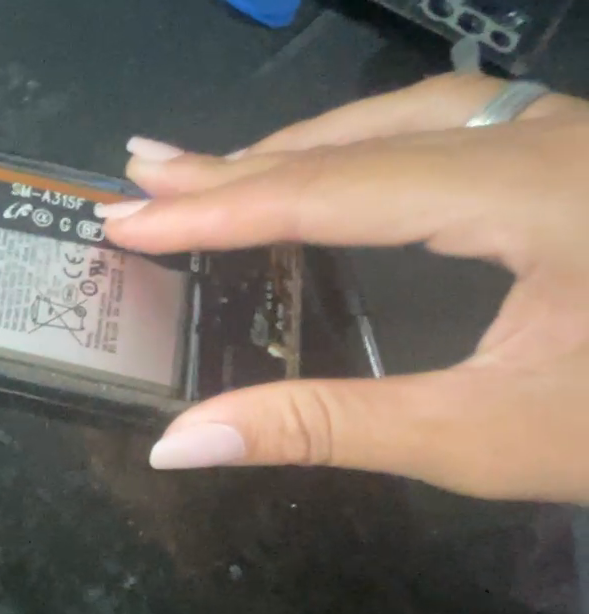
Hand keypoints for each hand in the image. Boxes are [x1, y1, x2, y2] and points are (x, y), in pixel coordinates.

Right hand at [100, 74, 588, 502]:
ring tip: (202, 173)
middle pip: (360, 139)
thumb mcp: (480, 437)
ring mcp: (576, 142)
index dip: (216, 211)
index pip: (334, 193)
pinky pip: (447, 125)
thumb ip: (319, 430)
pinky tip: (317, 164)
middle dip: (231, 164)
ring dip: (289, 145)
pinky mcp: (581, 160)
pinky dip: (352, 143)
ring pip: (406, 116)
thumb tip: (174, 444)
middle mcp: (560, 144)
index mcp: (541, 197)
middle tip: (136, 177)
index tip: (124, 224)